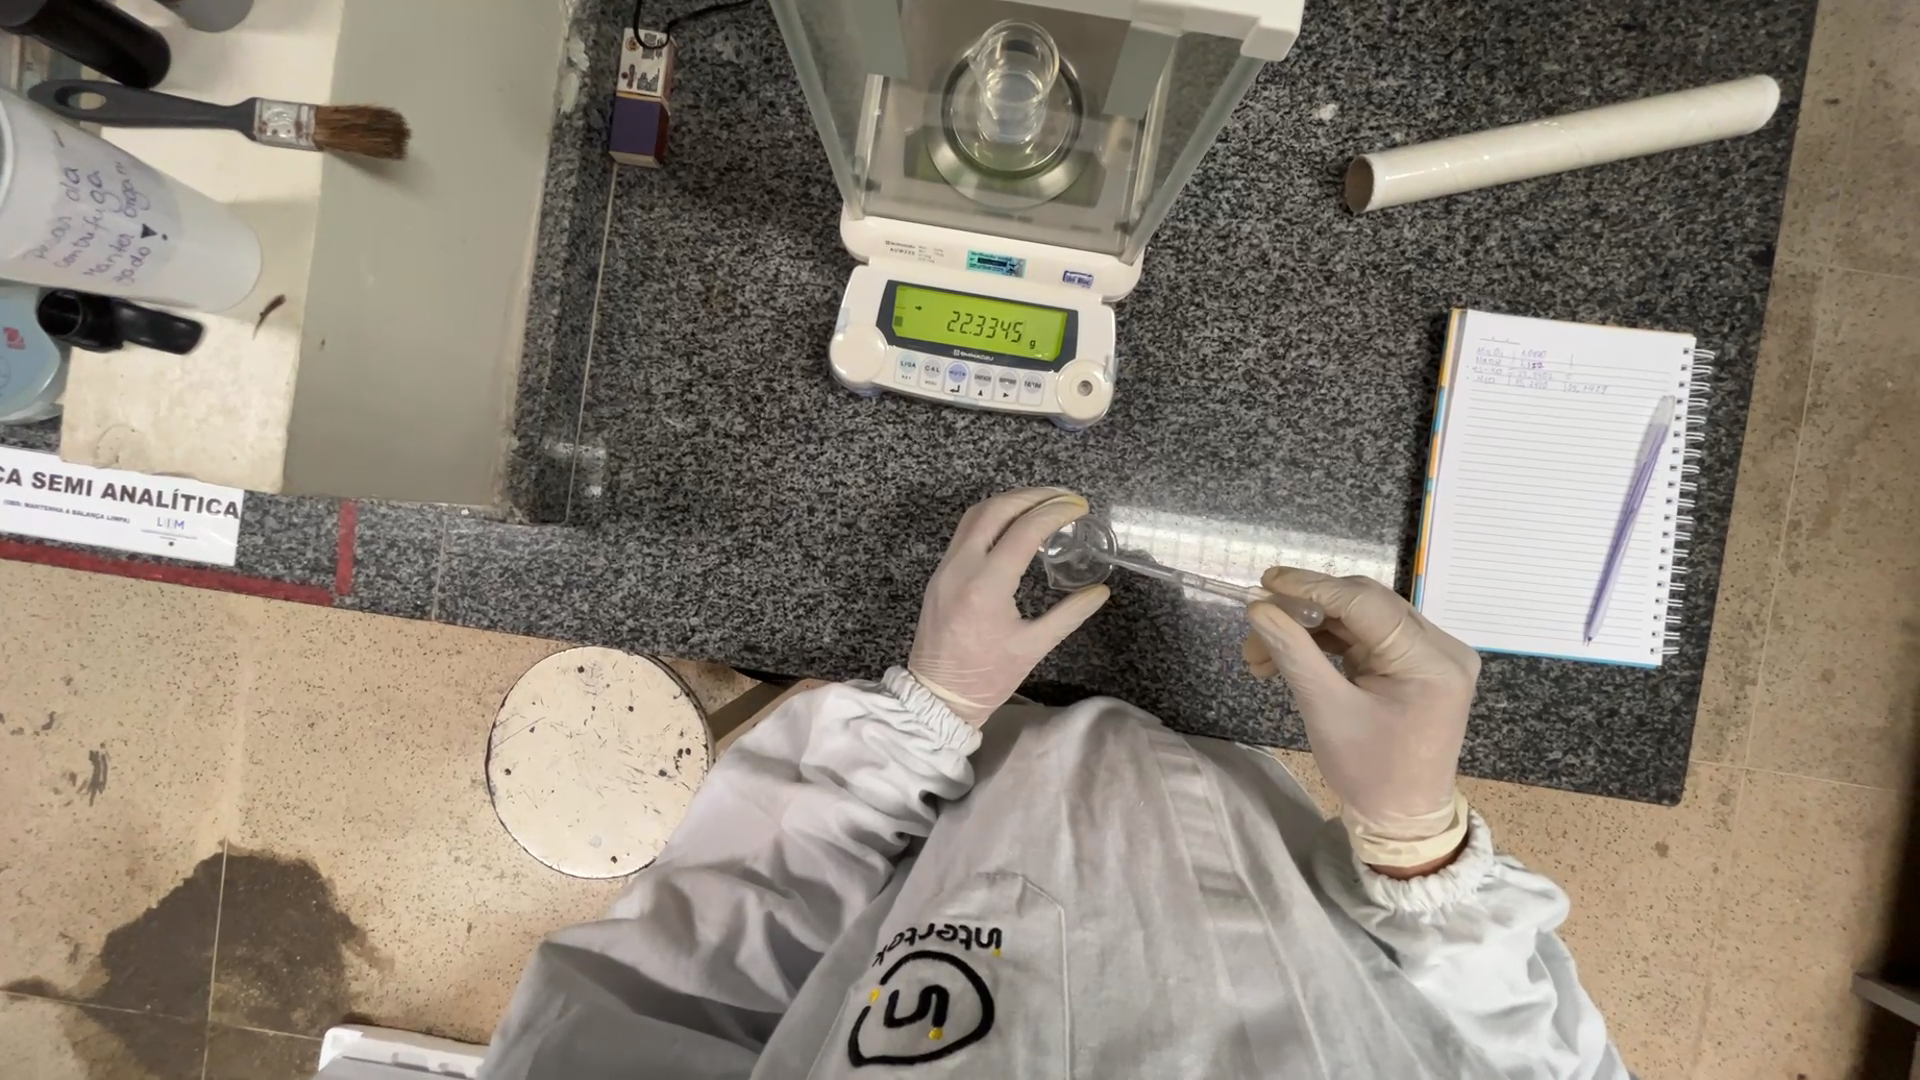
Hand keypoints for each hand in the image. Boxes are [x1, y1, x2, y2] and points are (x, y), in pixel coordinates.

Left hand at [908, 489, 1110, 726]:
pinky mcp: (939, 574)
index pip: (1024, 531)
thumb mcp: (1033, 648)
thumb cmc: (986, 678)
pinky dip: (992, 518)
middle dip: (1032, 497)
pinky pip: (965, 531)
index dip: (1055, 513)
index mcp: (986, 586)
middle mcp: (961, 567)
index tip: (1078, 507)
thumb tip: (1100, 590)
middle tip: (1063, 497)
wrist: (937, 697)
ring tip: (1041, 503)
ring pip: (975, 515)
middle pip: (995, 510)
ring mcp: (945, 568)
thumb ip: (1069, 614)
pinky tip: (1014, 524)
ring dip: (1009, 502)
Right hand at [1242, 567, 1480, 867]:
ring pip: (1355, 617)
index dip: (1311, 588)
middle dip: (1302, 610)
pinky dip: (1320, 640)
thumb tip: (1257, 609)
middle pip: (1361, 603)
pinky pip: (1360, 635)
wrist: (1401, 818)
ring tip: (1260, 652)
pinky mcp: (1410, 663)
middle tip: (1256, 621)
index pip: (1365, 603)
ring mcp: (1426, 654)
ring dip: (1305, 627)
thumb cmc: (1369, 772)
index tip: (1264, 582)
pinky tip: (1286, 654)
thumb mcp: (1326, 710)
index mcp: (1430, 660)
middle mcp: (1438, 647)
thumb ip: (1293, 653)